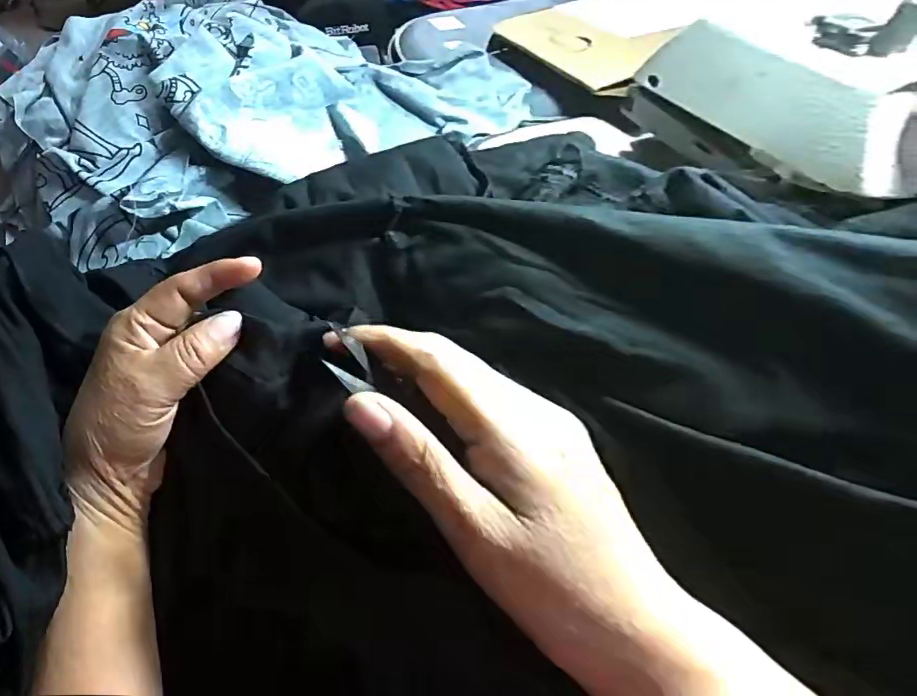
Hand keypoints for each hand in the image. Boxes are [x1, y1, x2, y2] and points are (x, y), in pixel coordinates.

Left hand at [64, 257, 261, 532]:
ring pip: (202, 331)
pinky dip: (230, 352)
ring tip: (272, 309)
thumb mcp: (151, 382)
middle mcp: (149, 337)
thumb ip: (191, 351)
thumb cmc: (119, 422)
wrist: (108, 479)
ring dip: (231, 321)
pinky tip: (255, 349)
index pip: (179, 290)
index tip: (255, 265)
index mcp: (135, 325)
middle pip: (191, 305)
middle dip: (224, 290)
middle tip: (267, 281)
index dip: (216, 274)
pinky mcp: (179, 388)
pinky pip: (208, 360)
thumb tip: (234, 319)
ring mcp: (164, 362)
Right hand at [331, 326, 811, 695]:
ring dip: (416, 361)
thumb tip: (356, 401)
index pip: (436, 360)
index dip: (380, 341)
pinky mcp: (557, 439)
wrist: (649, 641)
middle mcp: (537, 413)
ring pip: (470, 369)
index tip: (331, 339)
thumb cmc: (552, 588)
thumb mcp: (472, 528)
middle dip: (393, 345)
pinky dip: (441, 381)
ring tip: (368, 372)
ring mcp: (553, 424)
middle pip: (453, 356)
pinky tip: (421, 401)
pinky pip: (486, 389)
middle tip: (340, 353)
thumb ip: (415, 458)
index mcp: (515, 431)